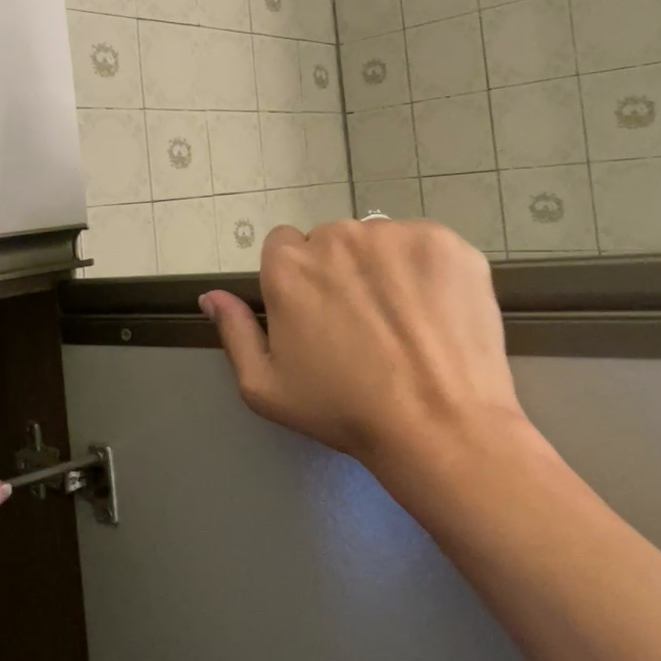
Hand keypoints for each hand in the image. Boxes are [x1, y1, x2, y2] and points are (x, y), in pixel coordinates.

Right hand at [201, 217, 524, 470]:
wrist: (440, 426)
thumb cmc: (345, 410)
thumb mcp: (266, 387)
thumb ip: (235, 332)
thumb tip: (212, 295)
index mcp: (289, 266)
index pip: (284, 246)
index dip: (300, 280)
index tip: (320, 315)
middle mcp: (339, 236)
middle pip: (333, 241)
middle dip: (342, 272)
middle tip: (363, 324)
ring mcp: (397, 235)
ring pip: (380, 241)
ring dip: (385, 268)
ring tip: (404, 322)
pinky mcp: (448, 243)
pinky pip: (427, 247)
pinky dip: (428, 271)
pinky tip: (435, 313)